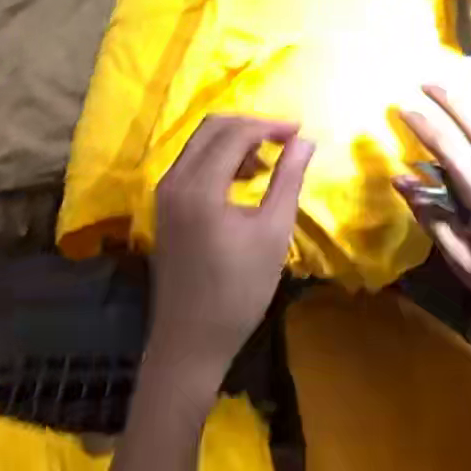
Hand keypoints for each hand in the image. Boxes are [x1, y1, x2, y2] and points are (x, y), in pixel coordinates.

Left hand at [149, 116, 314, 375]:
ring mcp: (165, 193)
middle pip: (213, 127)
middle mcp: (174, 181)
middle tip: (286, 138)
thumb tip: (305, 140)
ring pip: (201, 142)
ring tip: (269, 161)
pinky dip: (221, 157)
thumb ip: (288, 179)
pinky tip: (245, 178)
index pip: (236, 133)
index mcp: (199, 187)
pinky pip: (193, 162)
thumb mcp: (273, 233)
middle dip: (252, 125)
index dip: (270, 125)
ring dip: (236, 140)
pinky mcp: (165, 206)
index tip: (300, 132)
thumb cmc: (237, 292)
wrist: (189, 345)